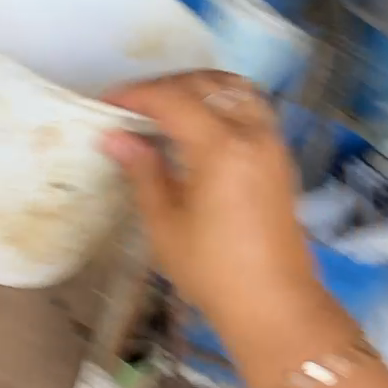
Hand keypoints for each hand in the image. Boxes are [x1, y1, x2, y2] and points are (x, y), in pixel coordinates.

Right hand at [101, 71, 332, 334]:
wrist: (274, 303)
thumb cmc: (212, 271)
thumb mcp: (165, 224)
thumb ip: (142, 171)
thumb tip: (115, 137)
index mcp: (221, 149)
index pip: (173, 100)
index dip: (136, 95)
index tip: (107, 105)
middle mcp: (252, 133)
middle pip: (206, 84)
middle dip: (164, 86)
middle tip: (131, 106)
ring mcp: (271, 142)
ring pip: (234, 89)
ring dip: (197, 88)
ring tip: (164, 108)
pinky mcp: (279, 156)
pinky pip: (250, 107)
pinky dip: (220, 102)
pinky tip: (197, 126)